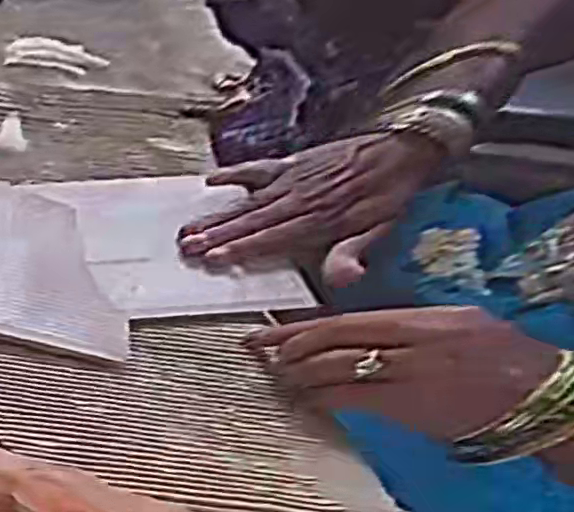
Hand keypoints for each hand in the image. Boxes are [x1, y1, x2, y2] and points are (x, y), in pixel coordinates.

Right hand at [178, 133, 445, 286]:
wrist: (411, 144)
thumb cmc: (388, 193)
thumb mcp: (381, 227)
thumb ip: (352, 253)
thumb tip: (343, 280)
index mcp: (321, 220)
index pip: (274, 237)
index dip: (243, 247)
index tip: (215, 256)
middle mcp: (302, 200)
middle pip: (253, 221)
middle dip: (218, 234)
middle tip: (188, 246)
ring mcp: (293, 181)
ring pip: (247, 203)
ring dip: (216, 217)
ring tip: (187, 230)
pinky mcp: (291, 165)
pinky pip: (259, 169)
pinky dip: (234, 174)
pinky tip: (211, 181)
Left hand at [248, 306, 560, 440]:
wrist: (547, 401)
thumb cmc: (494, 369)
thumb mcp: (453, 335)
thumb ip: (396, 334)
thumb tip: (330, 339)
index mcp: (433, 317)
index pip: (347, 318)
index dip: (295, 328)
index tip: (259, 336)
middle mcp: (423, 336)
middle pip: (334, 336)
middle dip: (291, 349)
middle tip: (272, 361)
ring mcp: (414, 368)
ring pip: (331, 365)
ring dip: (298, 375)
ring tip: (287, 382)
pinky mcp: (406, 400)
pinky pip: (341, 395)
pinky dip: (314, 398)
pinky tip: (305, 402)